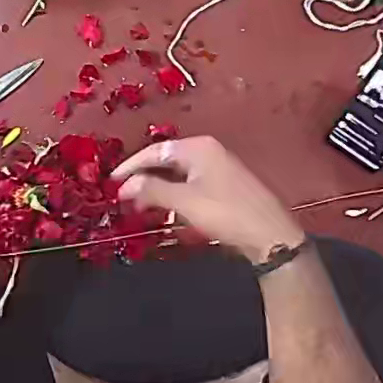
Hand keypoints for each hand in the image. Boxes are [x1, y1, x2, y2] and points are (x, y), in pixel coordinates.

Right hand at [113, 136, 304, 260]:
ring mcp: (219, 166)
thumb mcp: (185, 202)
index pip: (155, 151)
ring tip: (140, 203)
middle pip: (166, 159)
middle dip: (143, 176)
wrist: (270, 234)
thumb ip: (152, 190)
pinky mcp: (226, 183)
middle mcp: (209, 150)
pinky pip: (191, 182)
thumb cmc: (226, 213)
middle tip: (123, 194)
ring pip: (179, 172)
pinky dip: (174, 192)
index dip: (131, 166)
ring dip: (158, 186)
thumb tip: (125, 185)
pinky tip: (167, 208)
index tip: (111, 181)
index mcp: (198, 147)